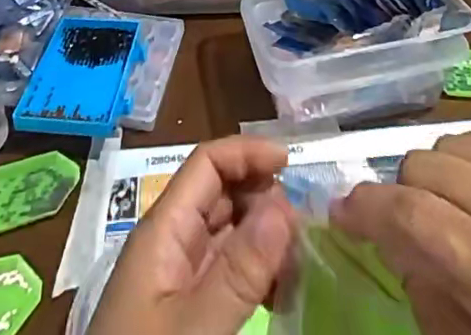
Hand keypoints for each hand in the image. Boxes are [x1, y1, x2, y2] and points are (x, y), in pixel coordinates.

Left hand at [89, 136, 295, 334]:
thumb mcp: (195, 326)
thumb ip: (240, 270)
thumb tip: (284, 204)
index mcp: (163, 229)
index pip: (206, 165)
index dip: (247, 153)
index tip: (292, 163)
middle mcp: (169, 241)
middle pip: (218, 193)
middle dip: (262, 194)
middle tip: (307, 222)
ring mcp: (177, 274)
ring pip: (225, 231)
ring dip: (263, 233)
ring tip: (302, 256)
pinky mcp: (185, 307)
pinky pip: (225, 269)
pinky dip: (256, 269)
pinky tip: (281, 290)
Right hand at [332, 132, 470, 334]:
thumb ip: (441, 308)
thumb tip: (405, 259)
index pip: (411, 213)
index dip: (364, 208)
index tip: (339, 214)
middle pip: (422, 164)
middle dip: (396, 193)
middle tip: (398, 231)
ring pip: (450, 143)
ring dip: (430, 174)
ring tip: (441, 214)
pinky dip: (464, 162)